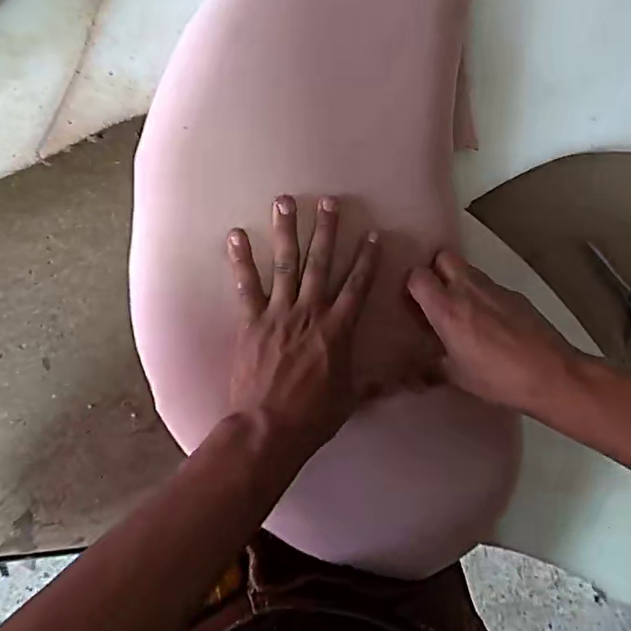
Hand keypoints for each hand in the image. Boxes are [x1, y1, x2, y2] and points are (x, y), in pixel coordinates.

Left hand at [226, 195, 379, 448]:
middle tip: (329, 202)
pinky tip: (235, 235)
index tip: (372, 234)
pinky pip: (246, 286)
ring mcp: (278, 315)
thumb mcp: (349, 399)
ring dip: (286, 231)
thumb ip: (369, 384)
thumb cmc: (313, 417)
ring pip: (285, 264)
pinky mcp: (251, 323)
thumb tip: (395, 383)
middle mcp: (310, 313)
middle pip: (321, 263)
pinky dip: (240, 260)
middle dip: (326, 230)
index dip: (366, 259)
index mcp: (337, 330)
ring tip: (285, 201)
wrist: (269, 429)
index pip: (357, 286)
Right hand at [406, 250, 593, 413]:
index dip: (411, 286)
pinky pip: (490, 286)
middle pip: (443, 256)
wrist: (552, 375)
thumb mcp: (457, 378)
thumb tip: (411, 376)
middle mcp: (468, 289)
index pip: (417, 275)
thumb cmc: (498, 378)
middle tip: (434, 296)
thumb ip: (430, 369)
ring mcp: (495, 288)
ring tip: (460, 309)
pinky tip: (489, 321)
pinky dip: (483, 295)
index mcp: (447, 308)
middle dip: (435, 270)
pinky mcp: (516, 295)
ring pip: (468, 268)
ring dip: (459, 281)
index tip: (412, 302)